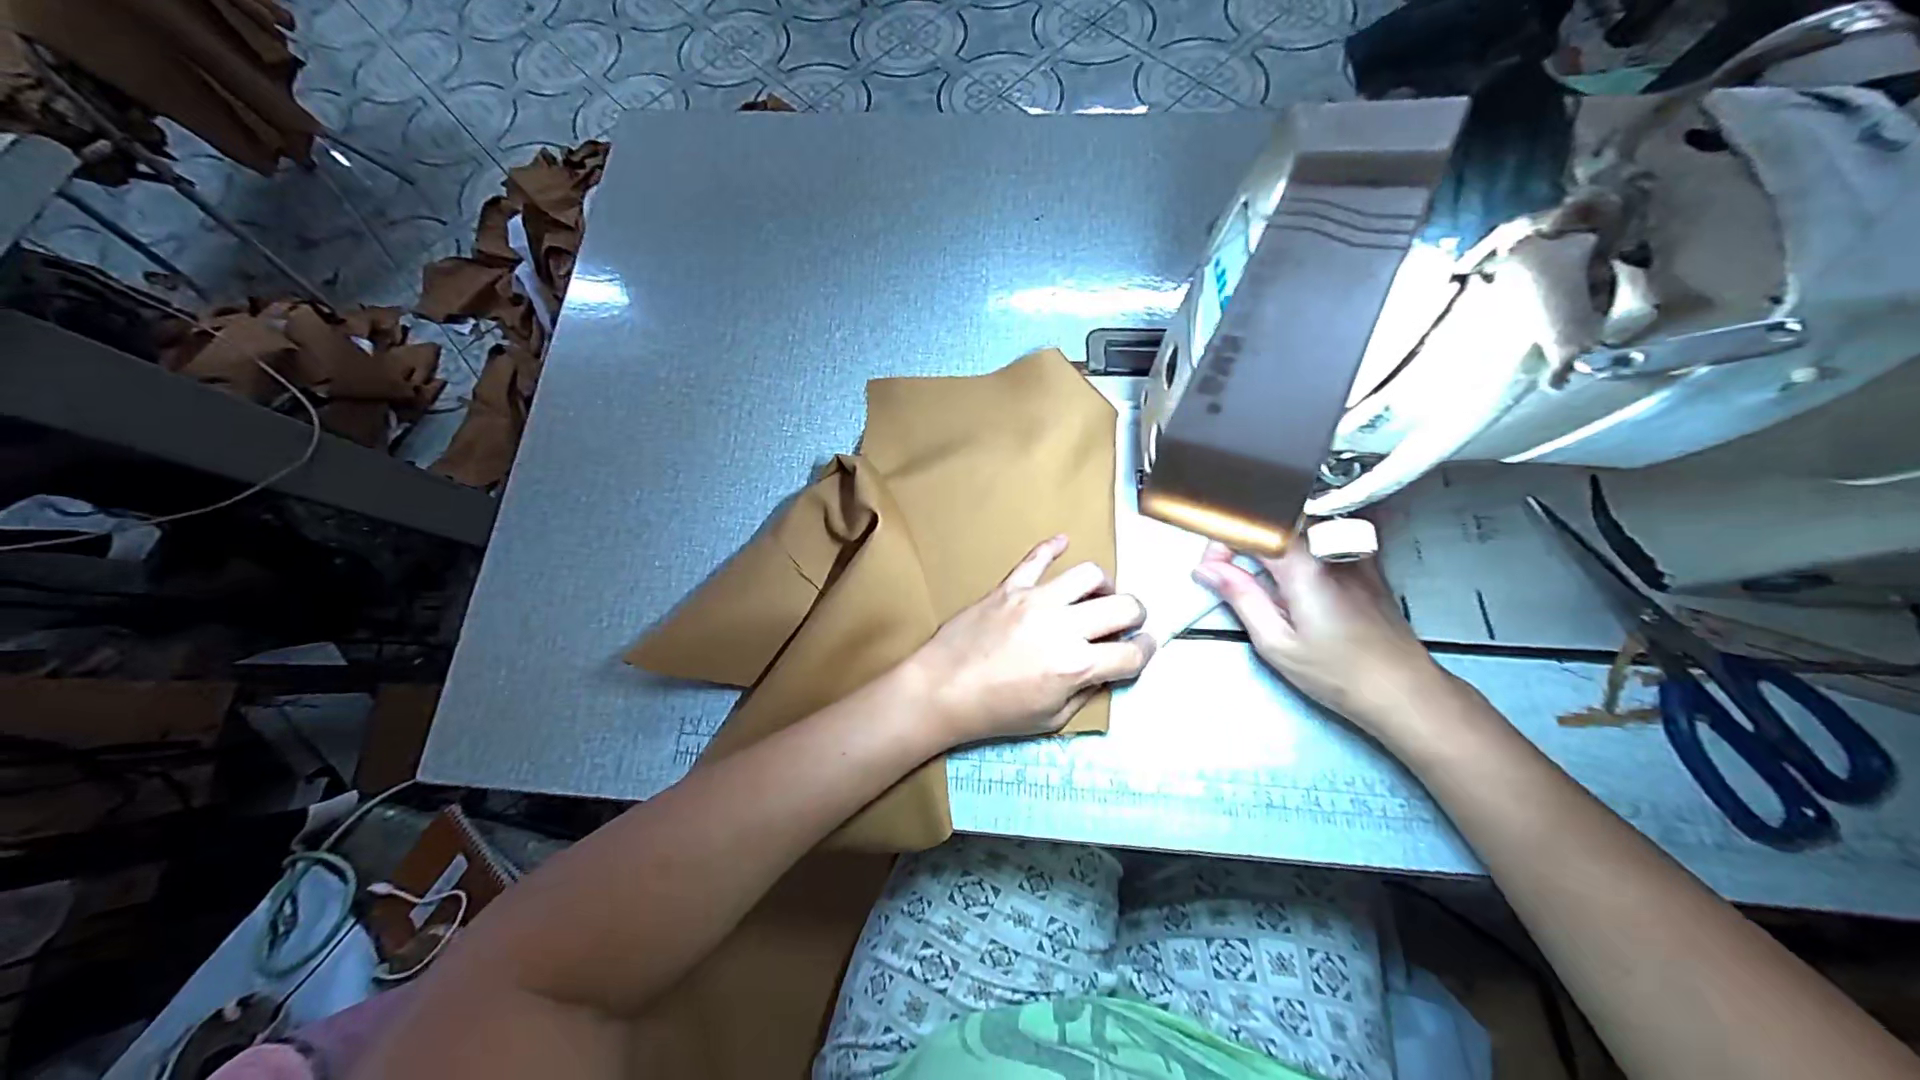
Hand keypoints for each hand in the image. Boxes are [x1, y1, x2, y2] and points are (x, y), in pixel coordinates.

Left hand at [905, 535, 1155, 744]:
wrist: (941, 690)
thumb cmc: (995, 712)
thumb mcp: (1051, 719)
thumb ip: (1086, 692)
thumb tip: (1106, 671)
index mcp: (1076, 666)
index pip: (1131, 653)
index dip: (1146, 651)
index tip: (1144, 647)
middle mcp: (1063, 627)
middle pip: (1123, 607)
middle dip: (1136, 615)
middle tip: (1128, 622)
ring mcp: (1035, 601)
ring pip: (1088, 574)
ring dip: (1102, 585)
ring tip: (1096, 596)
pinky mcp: (1010, 588)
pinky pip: (1036, 558)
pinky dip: (1052, 547)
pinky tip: (1063, 542)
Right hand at [1192, 539, 1448, 734]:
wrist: (1403, 690)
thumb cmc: (1341, 674)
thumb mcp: (1276, 642)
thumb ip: (1240, 597)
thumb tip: (1209, 570)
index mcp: (1306, 566)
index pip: (1252, 528)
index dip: (1222, 543)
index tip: (1211, 569)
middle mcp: (1332, 548)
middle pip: (1273, 520)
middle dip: (1241, 539)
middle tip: (1226, 572)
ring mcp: (1351, 552)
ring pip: (1294, 525)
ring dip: (1266, 544)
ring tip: (1257, 579)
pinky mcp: (1363, 562)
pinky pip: (1318, 537)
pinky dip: (1293, 549)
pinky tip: (1290, 581)